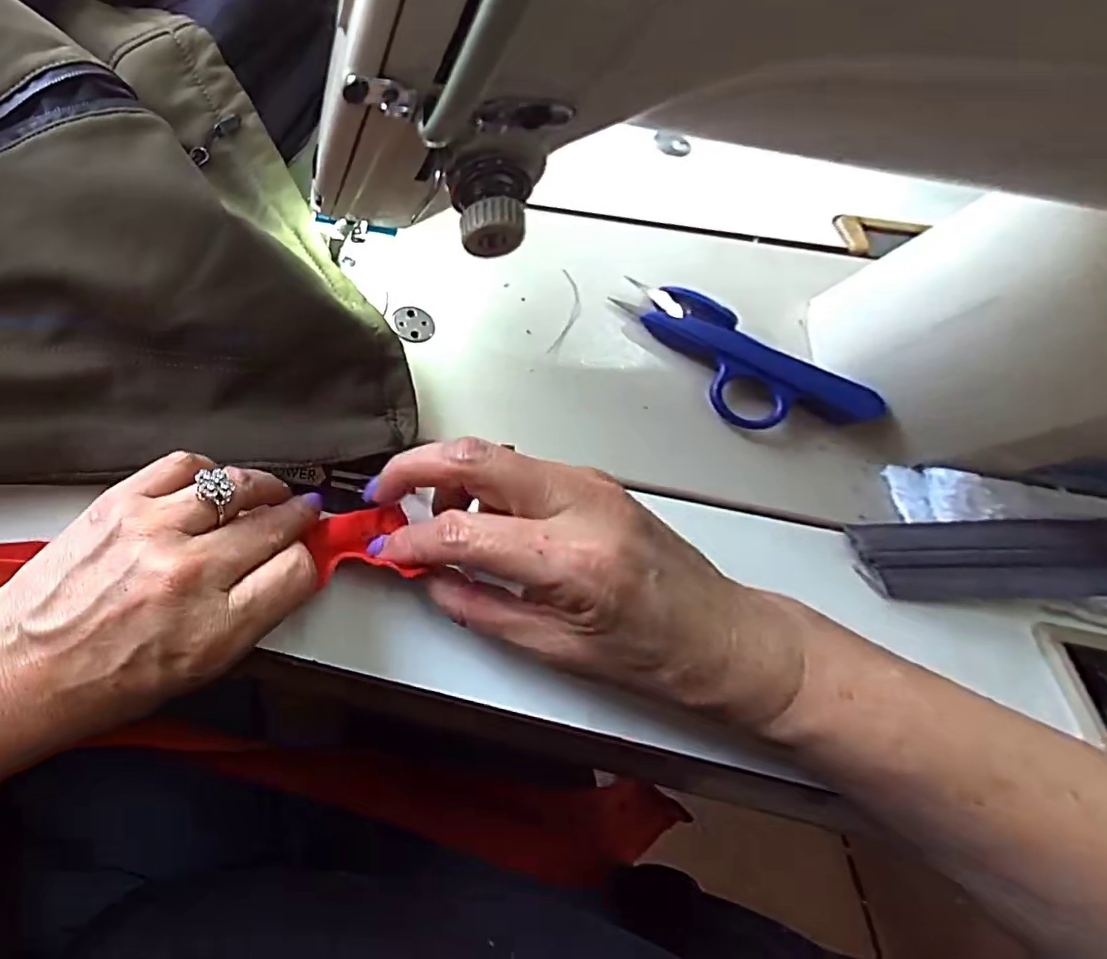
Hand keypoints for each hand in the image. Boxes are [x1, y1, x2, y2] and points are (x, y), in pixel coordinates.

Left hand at [0, 452, 322, 832]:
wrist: (16, 672)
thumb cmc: (100, 687)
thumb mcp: (193, 674)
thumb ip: (248, 619)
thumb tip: (285, 572)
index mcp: (212, 631)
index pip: (295, 572)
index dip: (310, 559)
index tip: (309, 552)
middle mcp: (188, 574)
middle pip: (273, 524)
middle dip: (298, 517)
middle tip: (304, 514)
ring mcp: (152, 530)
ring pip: (236, 485)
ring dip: (264, 486)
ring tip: (270, 491)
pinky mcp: (120, 503)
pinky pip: (185, 465)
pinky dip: (209, 470)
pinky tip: (214, 481)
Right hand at [365, 438, 811, 730]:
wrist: (724, 634)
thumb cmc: (654, 654)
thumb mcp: (555, 650)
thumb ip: (480, 608)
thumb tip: (430, 578)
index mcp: (572, 558)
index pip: (463, 530)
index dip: (411, 541)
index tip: (385, 550)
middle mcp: (580, 502)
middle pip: (472, 455)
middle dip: (411, 466)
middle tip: (382, 491)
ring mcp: (587, 481)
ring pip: (491, 452)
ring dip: (447, 475)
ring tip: (438, 517)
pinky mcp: (589, 477)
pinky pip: (517, 465)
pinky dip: (480, 481)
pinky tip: (480, 514)